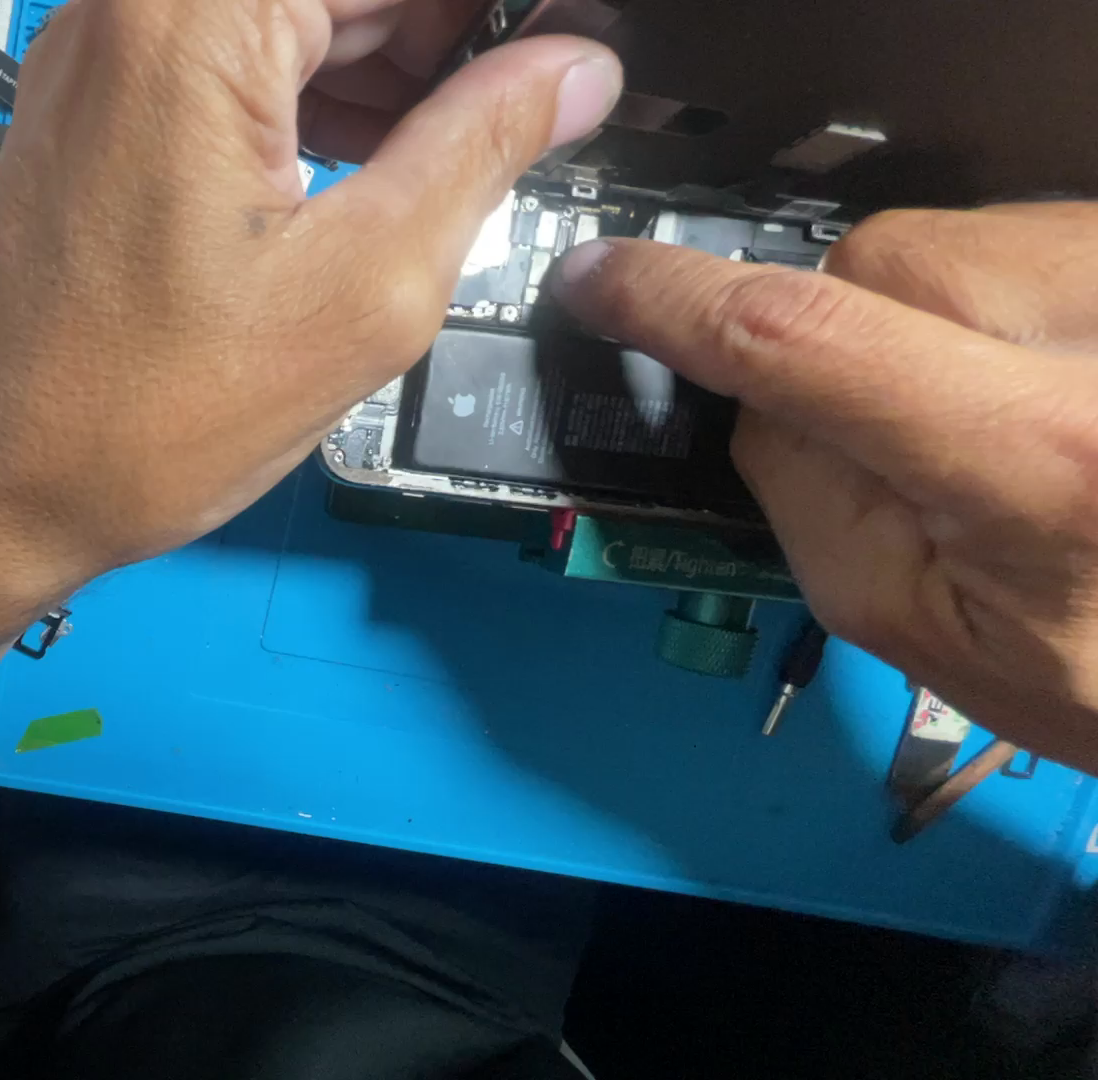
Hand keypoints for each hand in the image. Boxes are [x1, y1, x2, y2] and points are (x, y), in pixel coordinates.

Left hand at [0, 0, 622, 648]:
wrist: (26, 493)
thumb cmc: (171, 421)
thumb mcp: (362, 293)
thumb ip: (479, 150)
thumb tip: (573, 68)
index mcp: (193, 23)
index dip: (488, 13)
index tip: (548, 62)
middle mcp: (123, 9)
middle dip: (431, 30)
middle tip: (510, 105)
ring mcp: (86, 61)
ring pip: (271, 15)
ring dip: (369, 56)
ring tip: (441, 141)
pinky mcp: (77, 119)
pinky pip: (211, 63)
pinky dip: (293, 92)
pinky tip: (349, 154)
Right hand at [552, 204, 1097, 771]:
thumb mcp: (901, 613)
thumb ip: (802, 499)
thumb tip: (751, 399)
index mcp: (1032, 461)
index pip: (793, 339)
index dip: (670, 300)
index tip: (591, 279)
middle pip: (872, 264)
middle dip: (825, 325)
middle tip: (880, 418)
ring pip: (946, 238)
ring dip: (912, 312)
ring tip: (982, 402)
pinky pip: (1026, 238)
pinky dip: (989, 299)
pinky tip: (1046, 371)